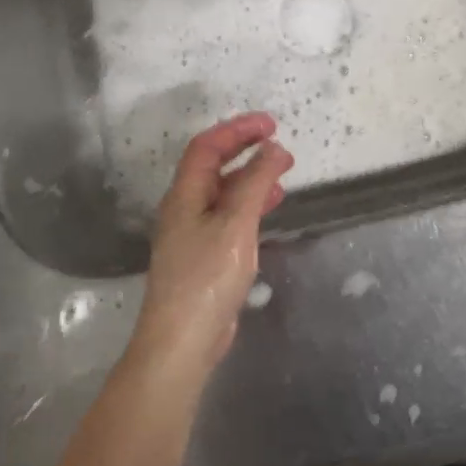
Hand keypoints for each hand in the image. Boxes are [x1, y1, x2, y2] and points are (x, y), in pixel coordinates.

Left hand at [131, 113, 292, 375]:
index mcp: (185, 197)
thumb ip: (256, 183)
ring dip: (252, 176)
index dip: (237, 129)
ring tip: (283, 174)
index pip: (207, 148)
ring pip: (223, 191)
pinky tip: (270, 209)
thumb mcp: (236, 224)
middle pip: (212, 166)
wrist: (182, 341)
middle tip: (280, 144)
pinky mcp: (205, 256)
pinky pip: (229, 214)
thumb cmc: (207, 278)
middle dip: (245, 149)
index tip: (272, 124)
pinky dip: (251, 202)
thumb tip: (273, 148)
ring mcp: (193, 234)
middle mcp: (185, 210)